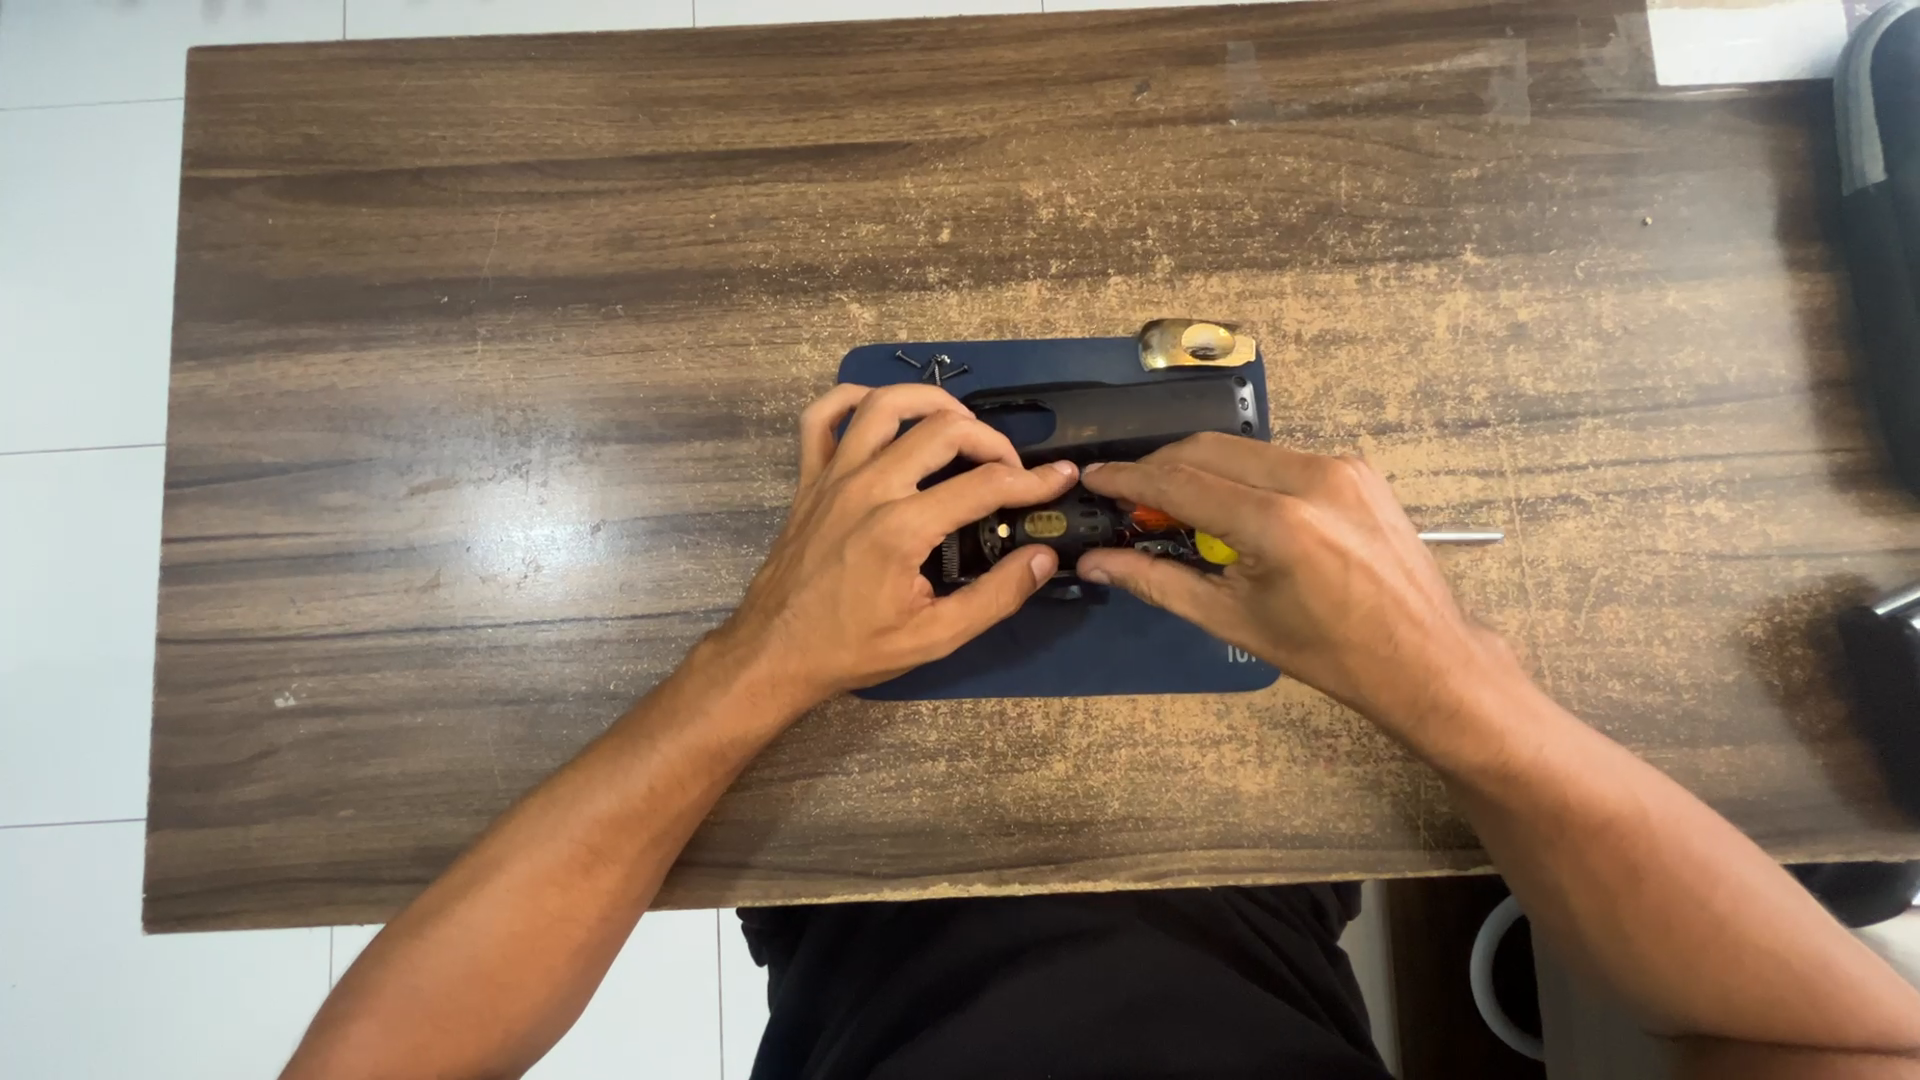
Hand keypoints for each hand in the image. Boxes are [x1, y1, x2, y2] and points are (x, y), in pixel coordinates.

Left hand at [715, 383, 1078, 709]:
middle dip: (991, 440)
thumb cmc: (853, 649)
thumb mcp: (934, 638)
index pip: (985, 485)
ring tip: (961, 424)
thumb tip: (1041, 558)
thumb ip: (995, 597)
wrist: (775, 653)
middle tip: (1010, 468)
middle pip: (942, 430)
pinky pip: (822, 417)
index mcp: (902, 529)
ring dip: (931, 403)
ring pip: (884, 405)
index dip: (1033, 480)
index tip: (1060, 478)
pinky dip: (852, 399)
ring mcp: (833, 477)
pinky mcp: (809, 479)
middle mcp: (868, 488)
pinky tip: (881, 412)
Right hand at [1075, 434, 1519, 734]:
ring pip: (1241, 448)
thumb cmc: (1325, 653)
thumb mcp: (1231, 619)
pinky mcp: (1355, 467)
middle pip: (1206, 449)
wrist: (1426, 658)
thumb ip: (1156, 581)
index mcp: (1276, 523)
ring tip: (1177, 505)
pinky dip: (1240, 474)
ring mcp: (1338, 466)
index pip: (1179, 482)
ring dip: (1198, 468)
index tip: (1093, 477)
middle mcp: (1308, 478)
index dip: (1128, 478)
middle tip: (1131, 498)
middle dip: (1159, 467)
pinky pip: (1276, 457)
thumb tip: (1094, 563)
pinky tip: (1233, 507)